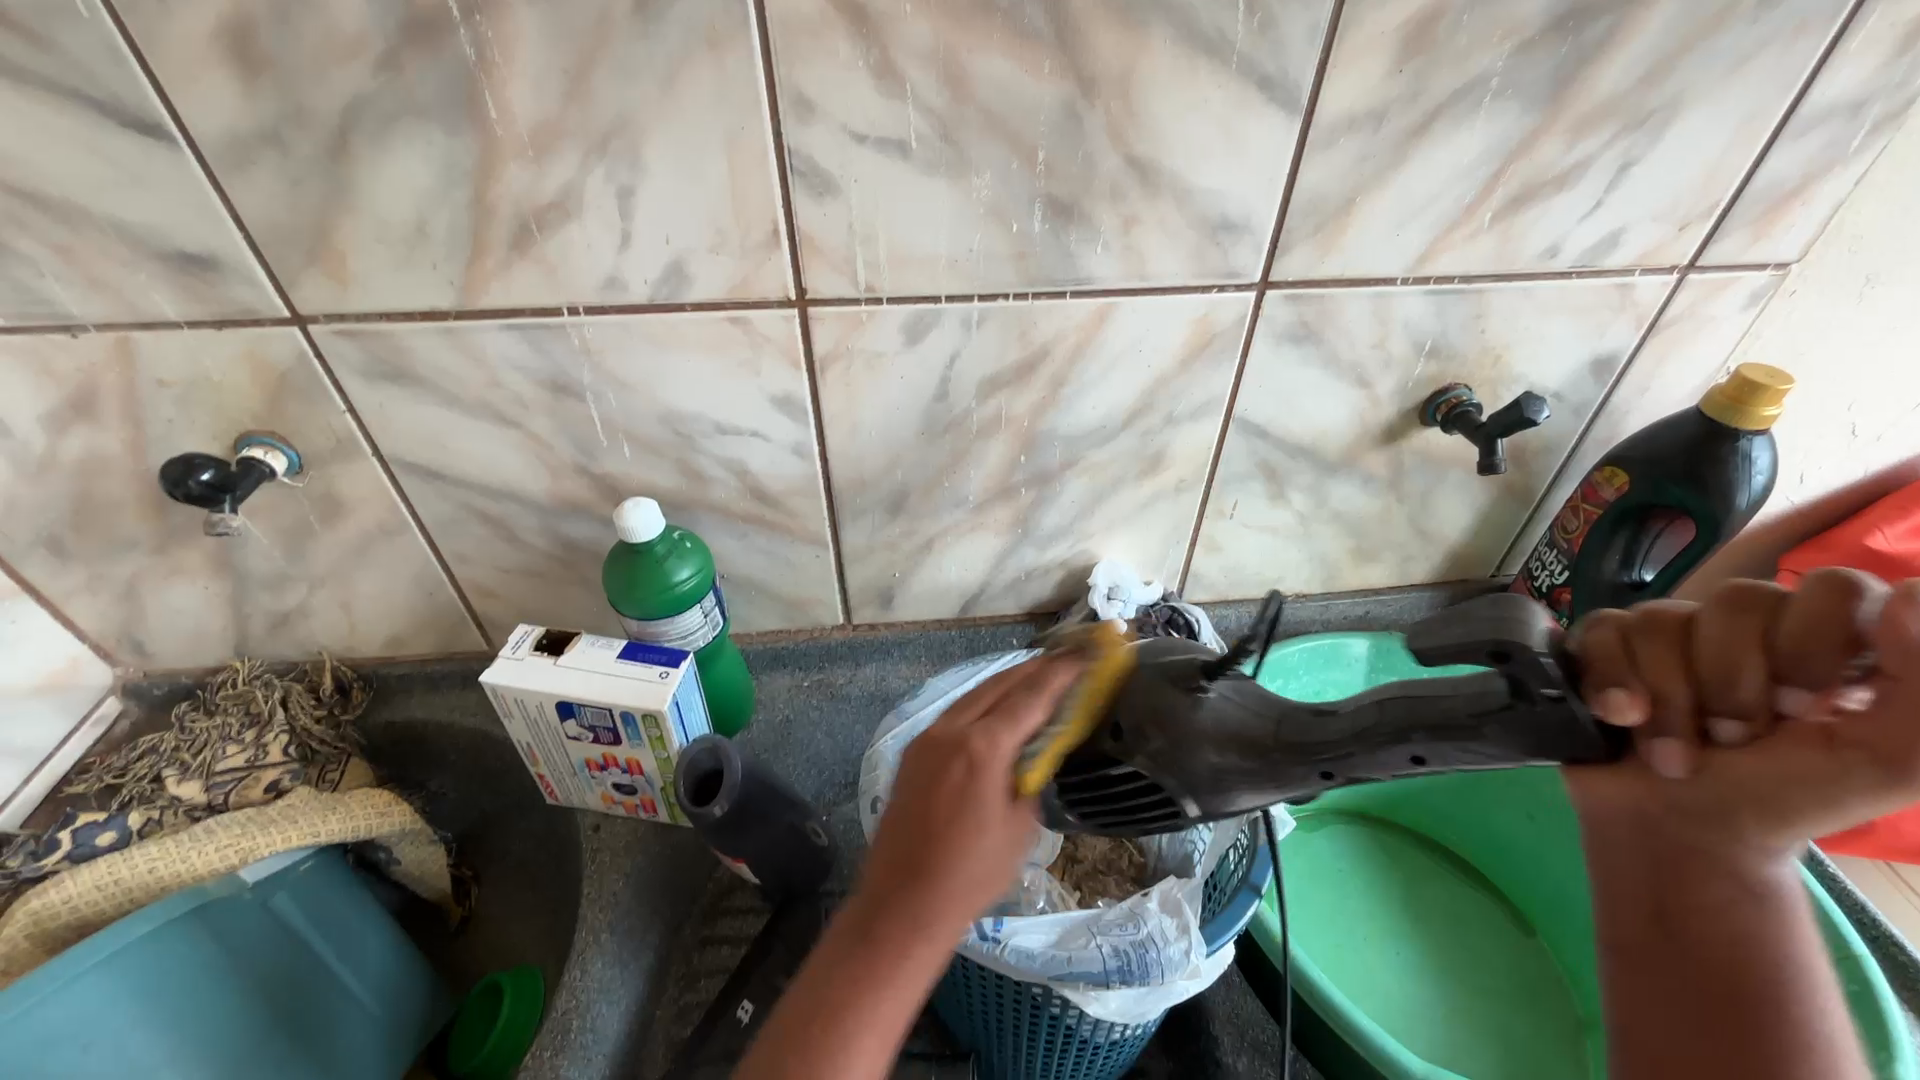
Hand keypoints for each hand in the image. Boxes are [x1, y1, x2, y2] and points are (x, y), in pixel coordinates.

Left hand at [855, 656, 1082, 931]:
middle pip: (999, 684)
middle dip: (1034, 670)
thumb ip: (1031, 776)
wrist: (902, 903)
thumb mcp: (1021, 827)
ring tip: (1037, 677)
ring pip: (973, 695)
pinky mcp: (912, 753)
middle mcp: (951, 730)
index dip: (1061, 673)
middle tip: (1066, 660)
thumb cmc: (971, 875)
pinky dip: (982, 703)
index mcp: (982, 746)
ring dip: (1006, 683)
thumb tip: (1036, 752)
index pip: (1030, 696)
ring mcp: (926, 739)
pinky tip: (996, 710)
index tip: (1084, 654)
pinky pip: (954, 714)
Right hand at [1564, 570, 1919, 862]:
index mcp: (1822, 641)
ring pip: (1661, 620)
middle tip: (1735, 738)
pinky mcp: (1601, 646)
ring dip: (1671, 701)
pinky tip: (1622, 719)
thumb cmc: (1782, 799)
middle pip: (1738, 599)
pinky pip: (1603, 632)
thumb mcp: (1887, 761)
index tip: (1804, 709)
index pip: (1833, 588)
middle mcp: (1743, 626)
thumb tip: (1908, 592)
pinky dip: (1613, 684)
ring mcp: (1665, 633)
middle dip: (1733, 683)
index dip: (1812, 642)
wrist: (1677, 834)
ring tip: (1674, 751)